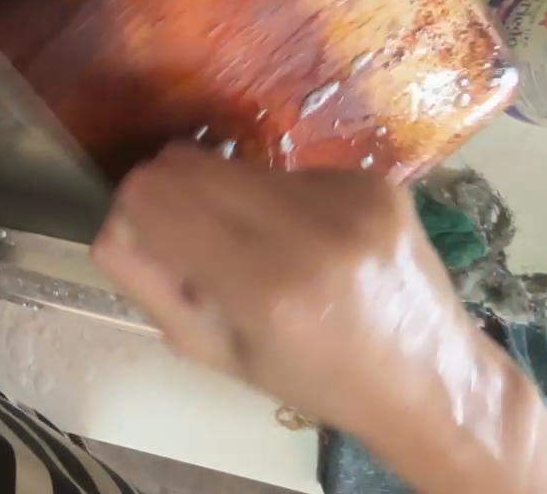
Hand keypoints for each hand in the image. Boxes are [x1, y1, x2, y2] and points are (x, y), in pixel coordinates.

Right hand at [90, 146, 495, 445]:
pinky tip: (303, 235)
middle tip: (189, 233)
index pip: (148, 195)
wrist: (436, 385)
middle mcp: (308, 233)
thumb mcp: (210, 351)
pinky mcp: (371, 182)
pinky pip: (279, 167)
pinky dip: (273, 197)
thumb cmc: (311, 377)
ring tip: (253, 238)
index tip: (148, 238)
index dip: (131, 211)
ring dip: (220, 193)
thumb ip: (143, 283)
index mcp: (263, 289)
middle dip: (166, 193)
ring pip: (225, 160)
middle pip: (179, 162)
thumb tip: (110, 224)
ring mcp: (346, 201)